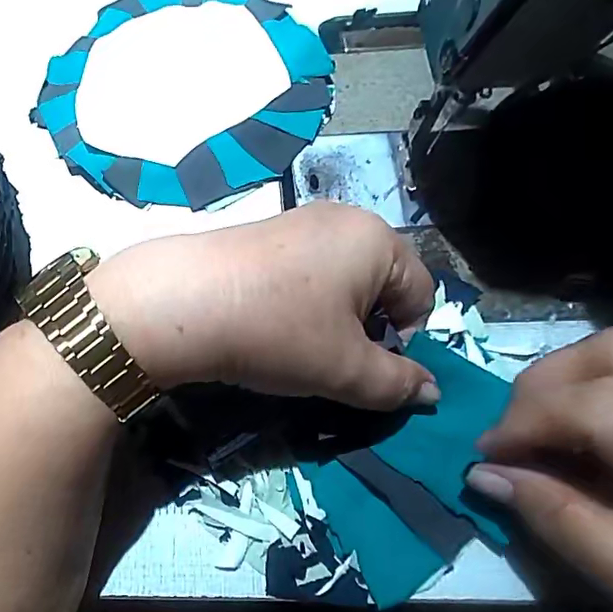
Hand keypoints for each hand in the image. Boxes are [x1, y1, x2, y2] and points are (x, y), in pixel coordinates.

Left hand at [88, 202, 438, 410]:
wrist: (181, 301)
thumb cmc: (279, 332)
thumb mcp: (345, 369)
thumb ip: (397, 384)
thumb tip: (431, 392)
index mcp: (379, 240)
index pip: (422, 296)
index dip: (404, 341)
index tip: (365, 366)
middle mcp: (347, 219)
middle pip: (384, 285)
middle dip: (369, 329)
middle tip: (334, 358)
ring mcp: (304, 220)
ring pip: (345, 281)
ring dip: (337, 319)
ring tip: (301, 344)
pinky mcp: (269, 233)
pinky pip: (310, 271)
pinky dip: (305, 302)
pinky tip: (274, 322)